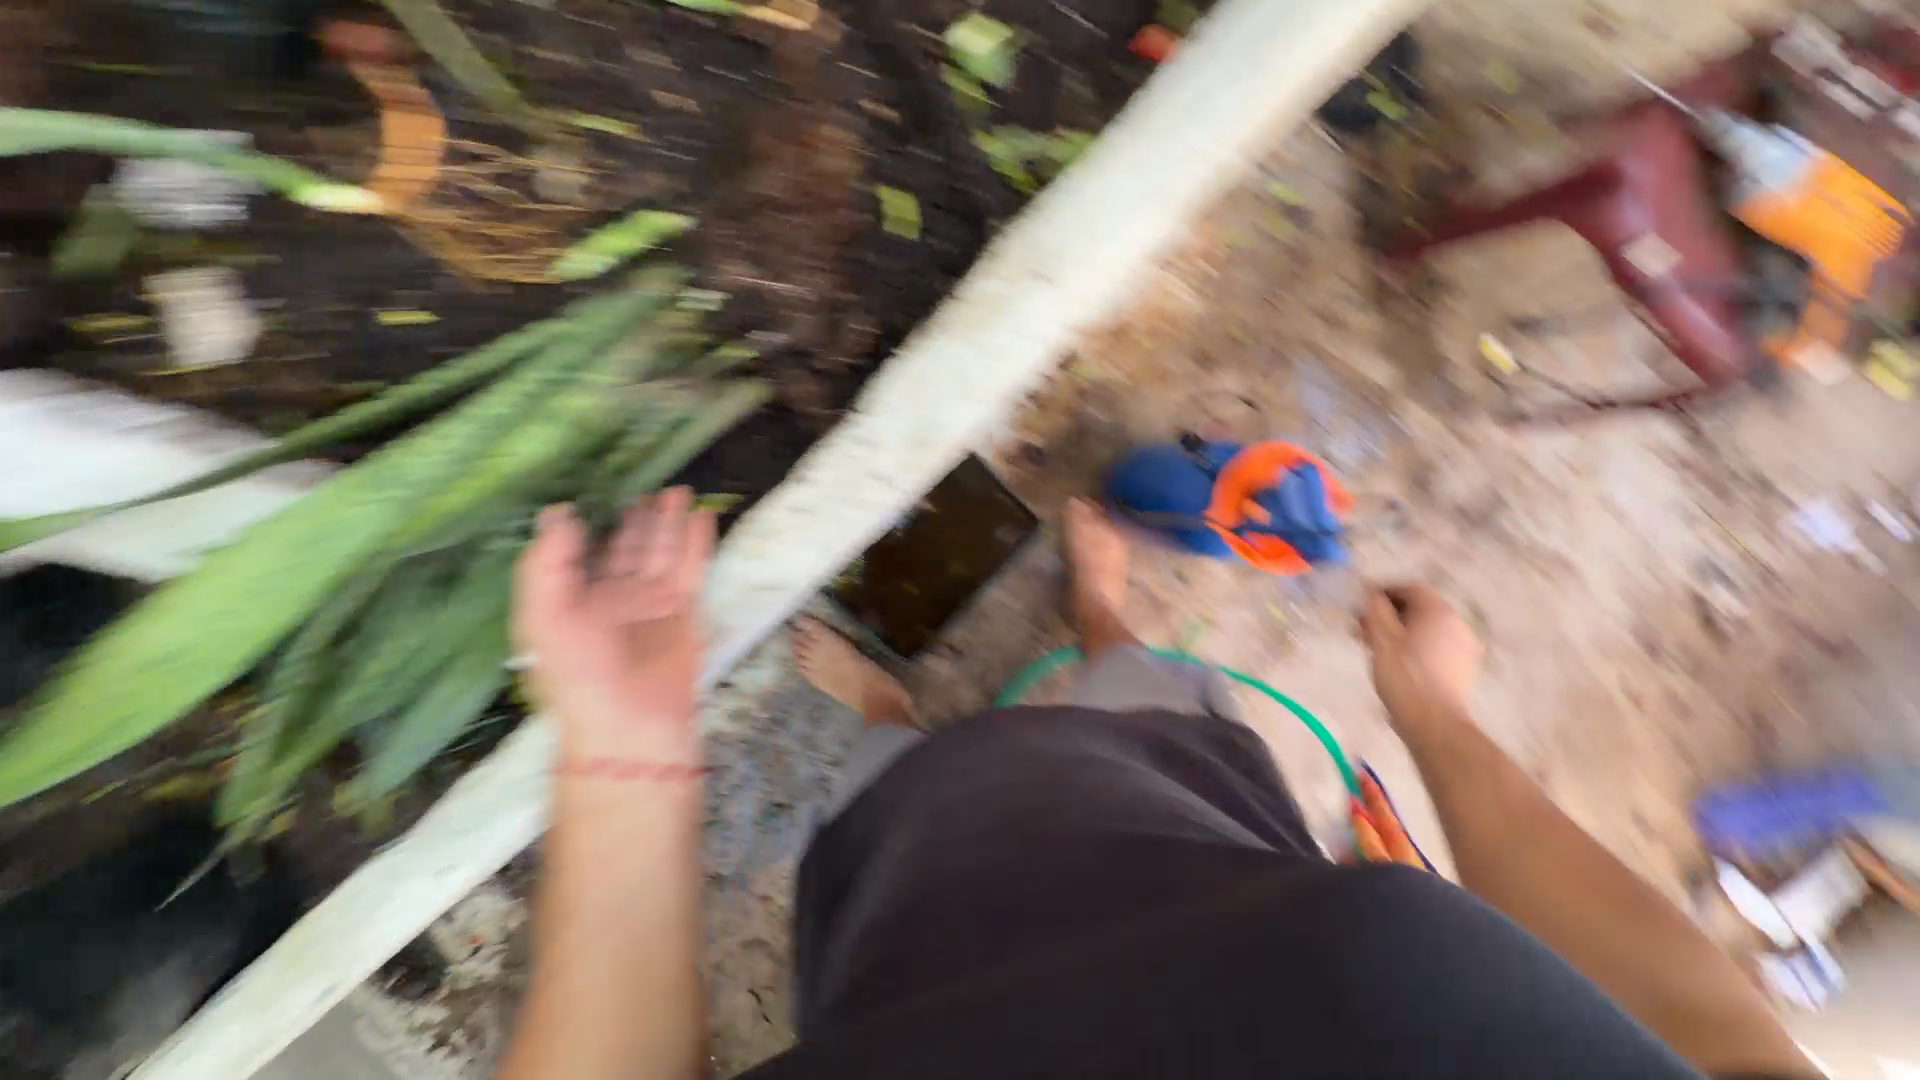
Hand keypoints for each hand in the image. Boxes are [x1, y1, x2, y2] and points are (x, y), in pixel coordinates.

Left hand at [513, 489, 715, 768]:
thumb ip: (547, 562)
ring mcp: (653, 602)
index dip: (590, 523)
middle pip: (629, 547)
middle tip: (647, 486)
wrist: (631, 720)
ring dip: (670, 522)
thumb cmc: (579, 671)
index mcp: (575, 600)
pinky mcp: (685, 610)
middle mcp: (615, 597)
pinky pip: (692, 568)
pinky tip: (702, 517)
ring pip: (662, 551)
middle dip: (638, 518)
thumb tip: (559, 513)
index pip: (583, 554)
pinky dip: (697, 542)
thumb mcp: (544, 617)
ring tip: (677, 491)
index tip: (596, 489)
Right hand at [1357, 584, 1482, 726]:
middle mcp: (1456, 623)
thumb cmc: (1403, 676)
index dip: (1384, 590)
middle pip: (1419, 608)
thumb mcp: (1381, 638)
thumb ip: (1376, 610)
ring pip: (1425, 628)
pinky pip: (1434, 644)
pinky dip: (1413, 644)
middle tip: (1361, 626)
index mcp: (1438, 612)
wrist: (1434, 722)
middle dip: (1388, 613)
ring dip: (1398, 630)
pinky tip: (1395, 660)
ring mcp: (1463, 646)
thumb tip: (1373, 594)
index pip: (1411, 588)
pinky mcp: (1462, 666)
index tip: (1361, 601)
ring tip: (1373, 644)